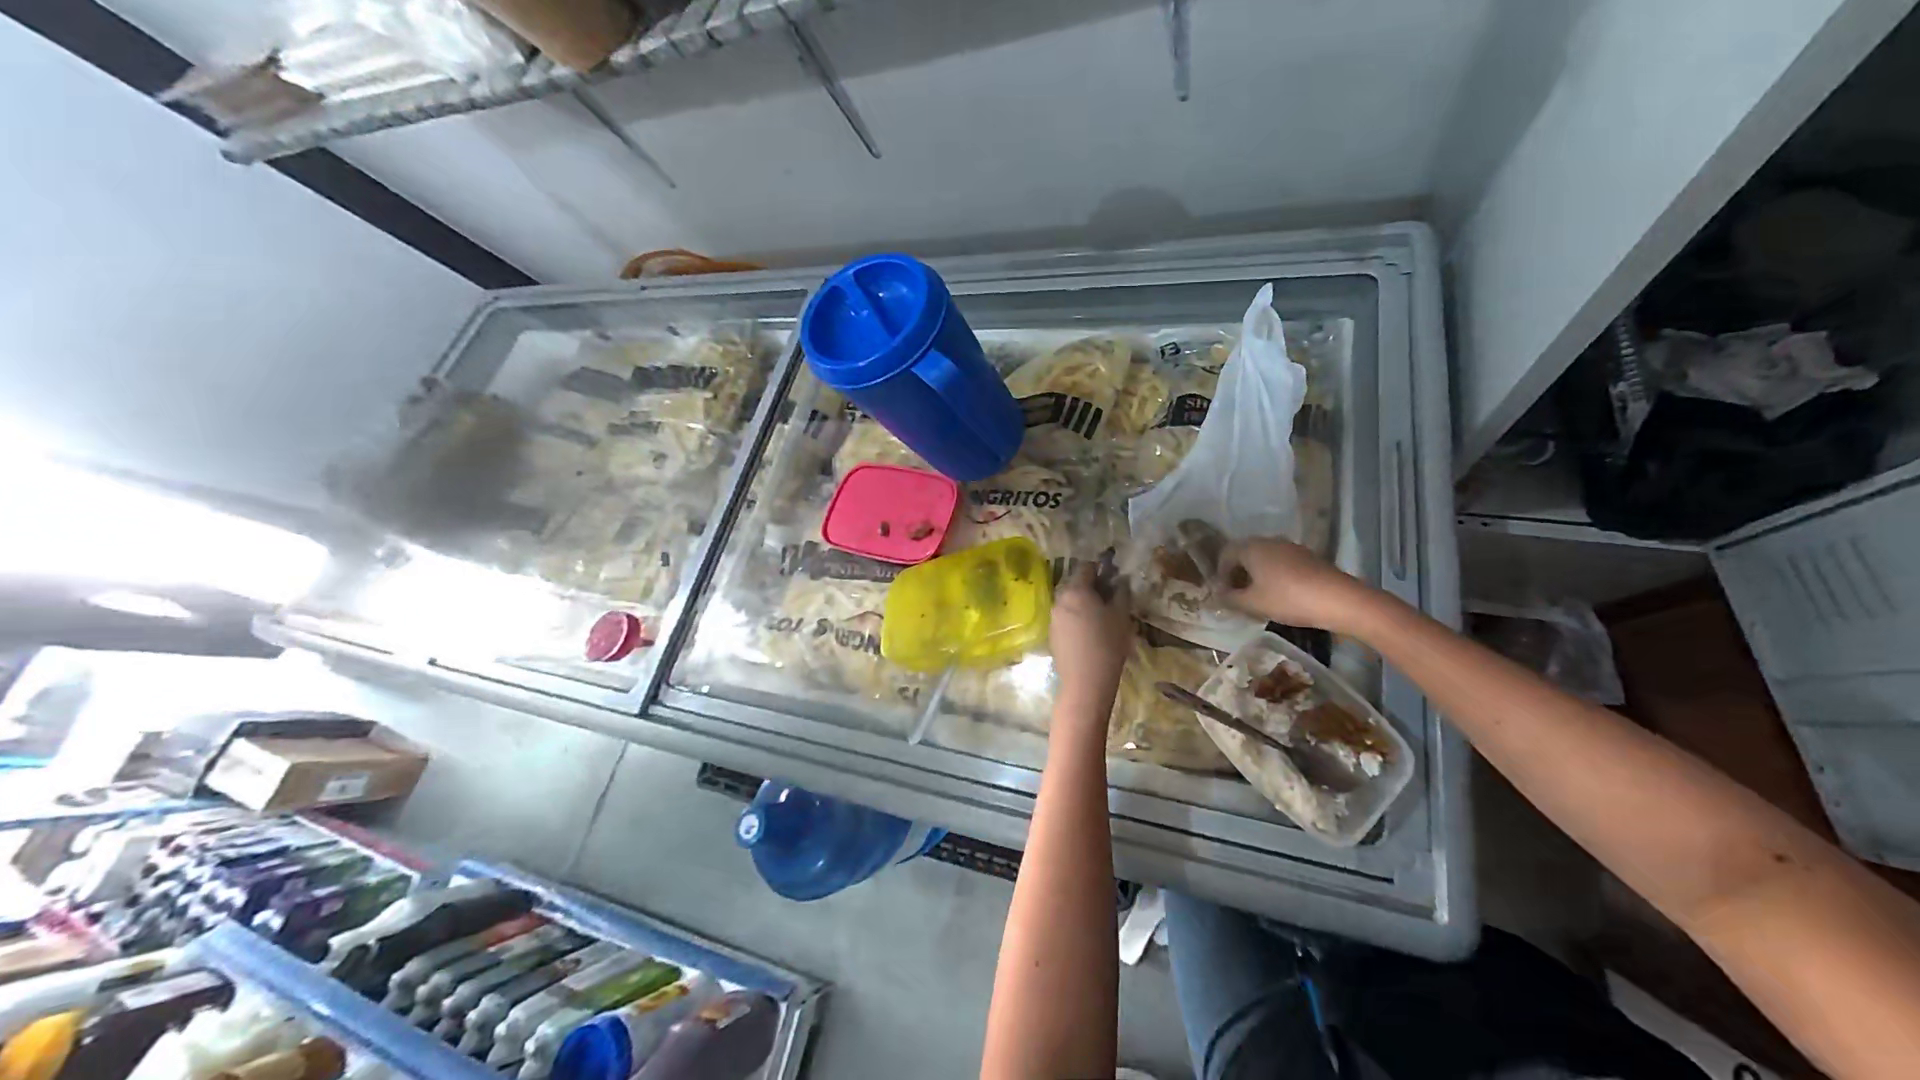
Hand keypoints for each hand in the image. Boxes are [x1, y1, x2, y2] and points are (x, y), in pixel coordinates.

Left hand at [1049, 559, 1131, 705]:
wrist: (1086, 681)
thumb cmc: (1108, 644)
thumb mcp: (1121, 616)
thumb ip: (1121, 593)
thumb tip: (1120, 580)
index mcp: (1075, 590)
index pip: (1086, 568)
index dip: (1100, 570)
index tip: (1112, 580)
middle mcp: (1059, 599)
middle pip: (1075, 585)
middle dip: (1091, 589)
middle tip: (1109, 601)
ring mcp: (1053, 618)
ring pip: (1069, 602)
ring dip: (1082, 604)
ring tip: (1100, 619)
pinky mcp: (1051, 634)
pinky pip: (1065, 618)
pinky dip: (1075, 619)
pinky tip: (1088, 634)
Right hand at [1216, 538, 1379, 632]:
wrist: (1339, 600)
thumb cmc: (1288, 599)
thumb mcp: (1252, 603)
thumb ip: (1230, 598)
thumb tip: (1218, 594)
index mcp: (1252, 547)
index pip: (1225, 554)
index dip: (1220, 574)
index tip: (1223, 594)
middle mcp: (1270, 541)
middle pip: (1245, 553)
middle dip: (1238, 573)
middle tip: (1238, 595)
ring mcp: (1291, 548)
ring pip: (1264, 558)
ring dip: (1256, 574)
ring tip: (1259, 597)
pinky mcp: (1308, 558)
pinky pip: (1281, 563)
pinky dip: (1274, 575)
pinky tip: (1280, 594)